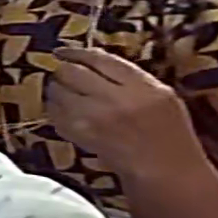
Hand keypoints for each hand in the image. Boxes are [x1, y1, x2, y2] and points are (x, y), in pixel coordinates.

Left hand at [46, 47, 208, 179]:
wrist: (162, 166)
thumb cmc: (166, 130)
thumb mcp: (161, 96)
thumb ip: (127, 77)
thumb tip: (89, 56)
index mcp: (143, 87)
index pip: (100, 60)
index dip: (76, 52)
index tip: (62, 51)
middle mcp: (114, 99)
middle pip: (70, 72)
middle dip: (65, 72)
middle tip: (69, 77)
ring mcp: (90, 115)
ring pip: (55, 89)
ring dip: (58, 89)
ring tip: (72, 96)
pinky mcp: (73, 130)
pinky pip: (51, 109)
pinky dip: (55, 107)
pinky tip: (71, 112)